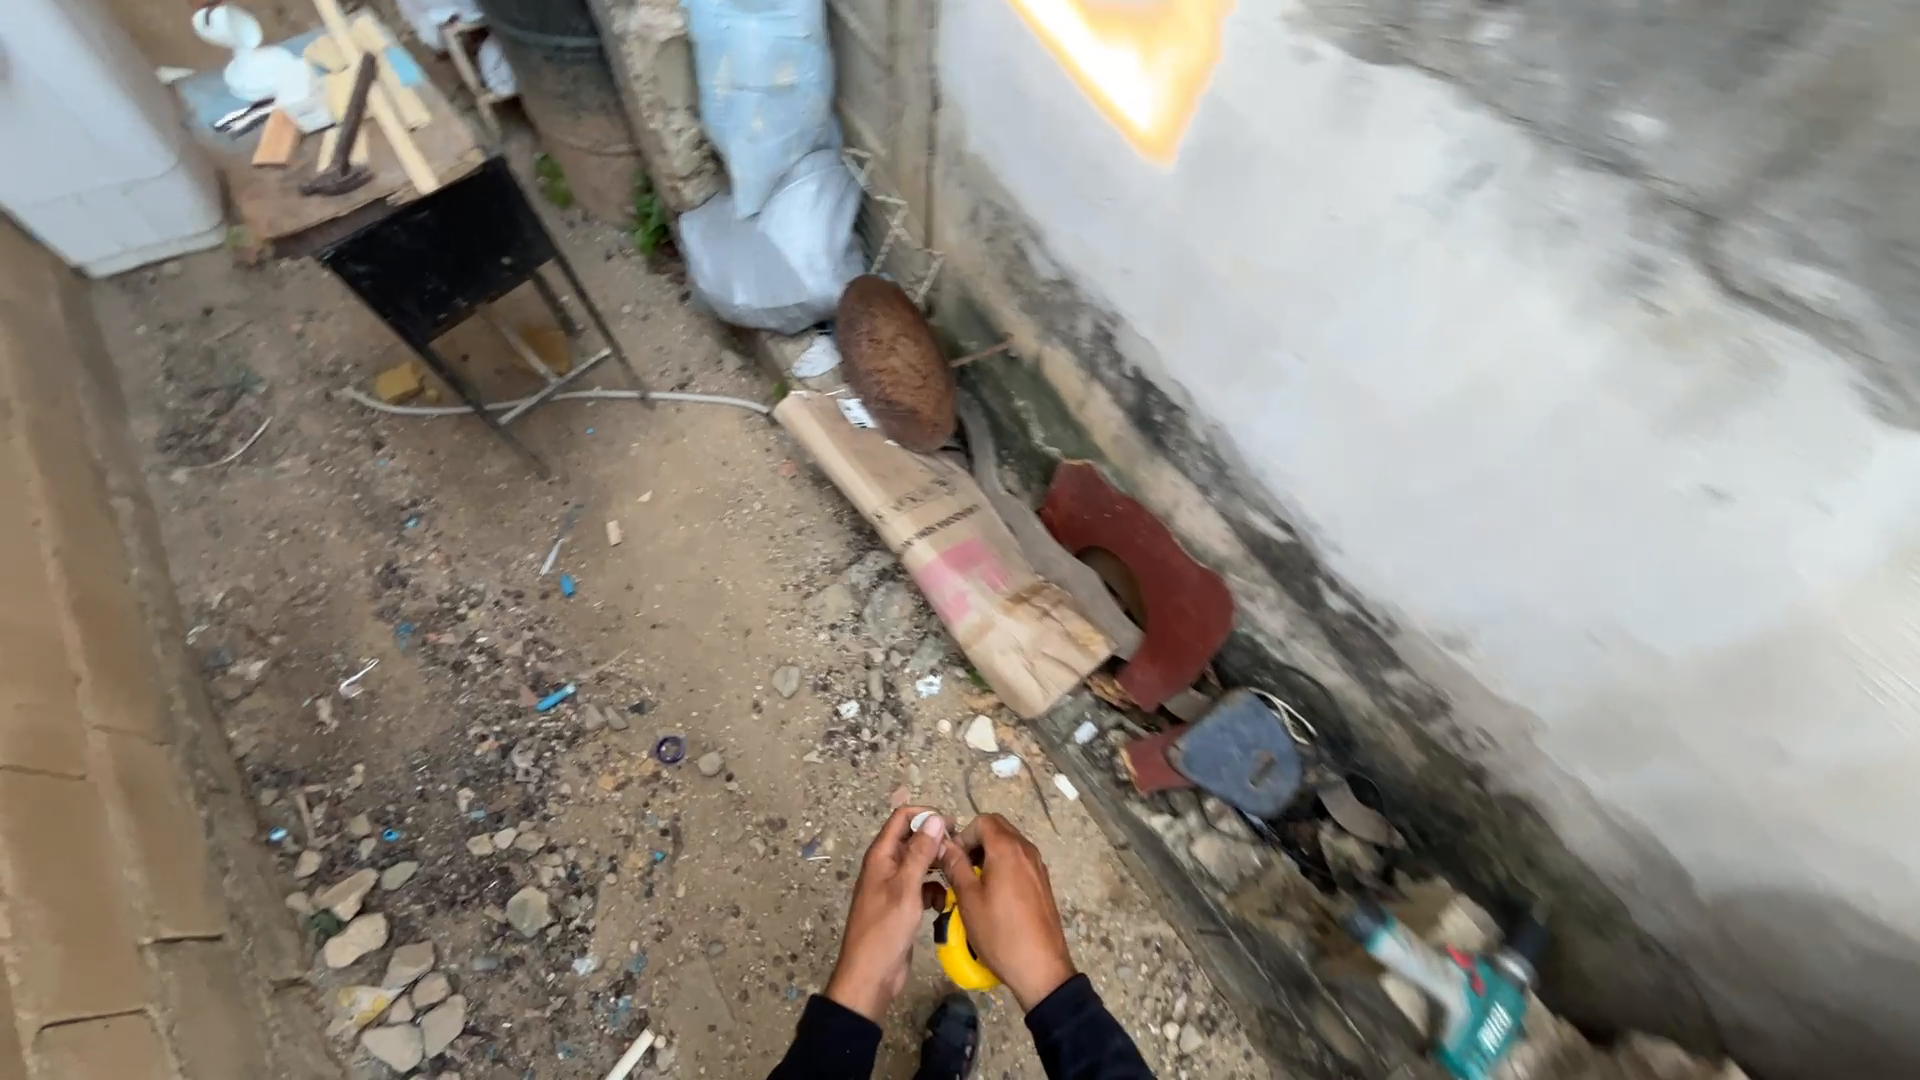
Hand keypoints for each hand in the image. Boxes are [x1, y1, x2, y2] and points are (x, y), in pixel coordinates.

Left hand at [824, 805, 949, 1020]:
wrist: (870, 976)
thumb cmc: (885, 929)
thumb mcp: (906, 887)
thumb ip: (920, 852)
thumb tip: (935, 818)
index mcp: (881, 855)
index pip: (902, 818)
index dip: (926, 815)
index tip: (952, 825)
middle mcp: (886, 865)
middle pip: (913, 839)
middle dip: (935, 842)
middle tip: (959, 852)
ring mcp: (894, 886)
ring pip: (920, 864)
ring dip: (937, 867)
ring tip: (955, 875)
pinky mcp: (902, 905)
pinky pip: (921, 886)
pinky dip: (934, 890)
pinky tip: (943, 903)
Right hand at [939, 814, 1077, 1009]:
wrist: (1041, 968)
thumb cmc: (1000, 933)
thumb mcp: (969, 900)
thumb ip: (956, 866)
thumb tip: (945, 845)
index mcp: (1007, 848)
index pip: (982, 820)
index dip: (964, 835)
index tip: (953, 860)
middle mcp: (1026, 849)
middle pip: (998, 828)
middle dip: (976, 842)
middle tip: (962, 869)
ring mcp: (1038, 865)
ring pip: (1009, 843)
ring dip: (990, 853)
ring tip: (975, 883)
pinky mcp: (1043, 881)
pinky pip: (1020, 859)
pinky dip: (1004, 865)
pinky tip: (995, 894)